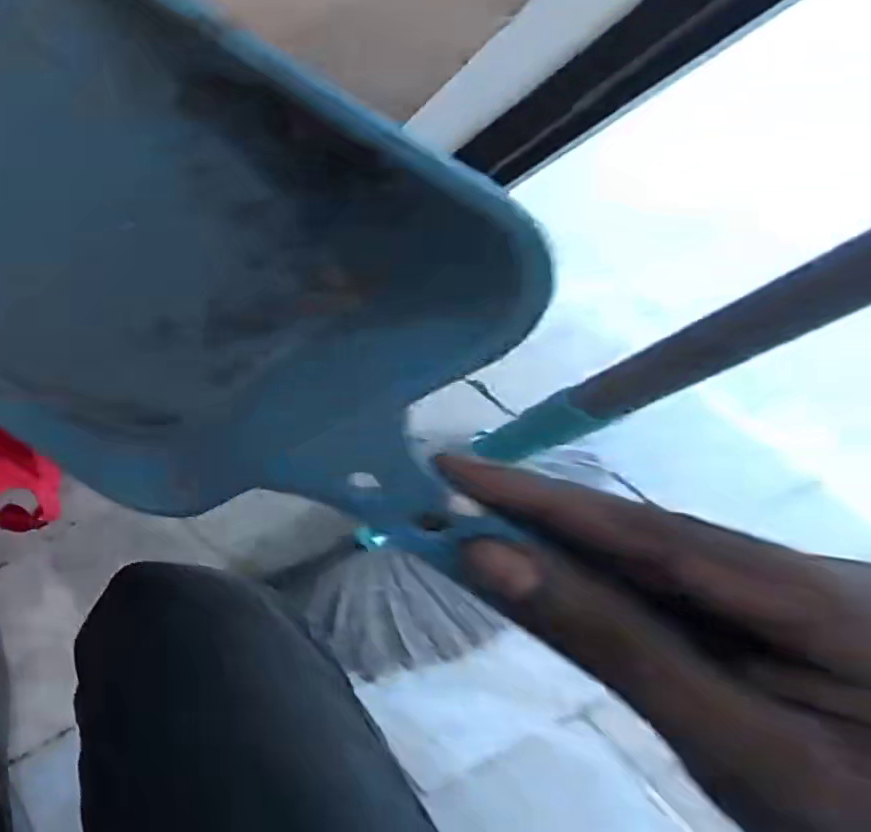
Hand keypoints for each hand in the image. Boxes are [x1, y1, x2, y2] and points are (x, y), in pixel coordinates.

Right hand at [445, 455, 870, 831]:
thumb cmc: (851, 824)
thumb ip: (611, 644)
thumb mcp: (739, 750)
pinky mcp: (769, 621)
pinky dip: (585, 573)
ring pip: (646, 556)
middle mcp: (812, 575)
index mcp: (829, 600)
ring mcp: (794, 597)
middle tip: (433, 494)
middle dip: (532, 515)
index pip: (650, 531)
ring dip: (549, 542)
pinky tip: (534, 563)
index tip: (444, 466)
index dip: (538, 496)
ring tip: (462, 521)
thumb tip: (482, 554)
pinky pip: (658, 582)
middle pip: (644, 535)